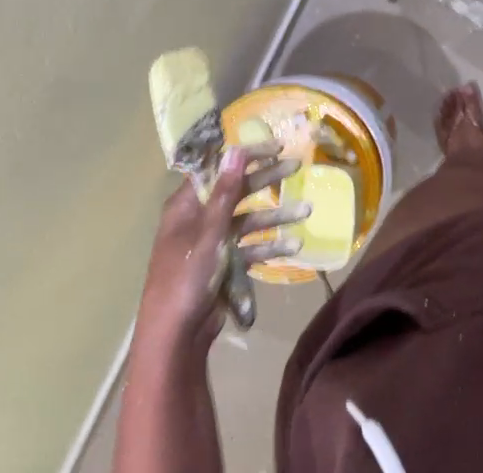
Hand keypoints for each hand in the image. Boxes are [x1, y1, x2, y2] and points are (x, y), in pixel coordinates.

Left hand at [133, 142, 306, 352]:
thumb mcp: (209, 232)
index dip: (247, 156)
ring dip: (275, 216)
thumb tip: (234, 150)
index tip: (276, 147)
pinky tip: (293, 245)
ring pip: (248, 220)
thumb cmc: (185, 277)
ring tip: (307, 210)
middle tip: (297, 167)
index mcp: (187, 205)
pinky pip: (249, 248)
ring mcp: (212, 242)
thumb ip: (226, 192)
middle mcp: (199, 219)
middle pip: (237, 191)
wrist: (175, 336)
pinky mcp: (223, 265)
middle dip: (267, 180)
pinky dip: (269, 245)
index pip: (219, 169)